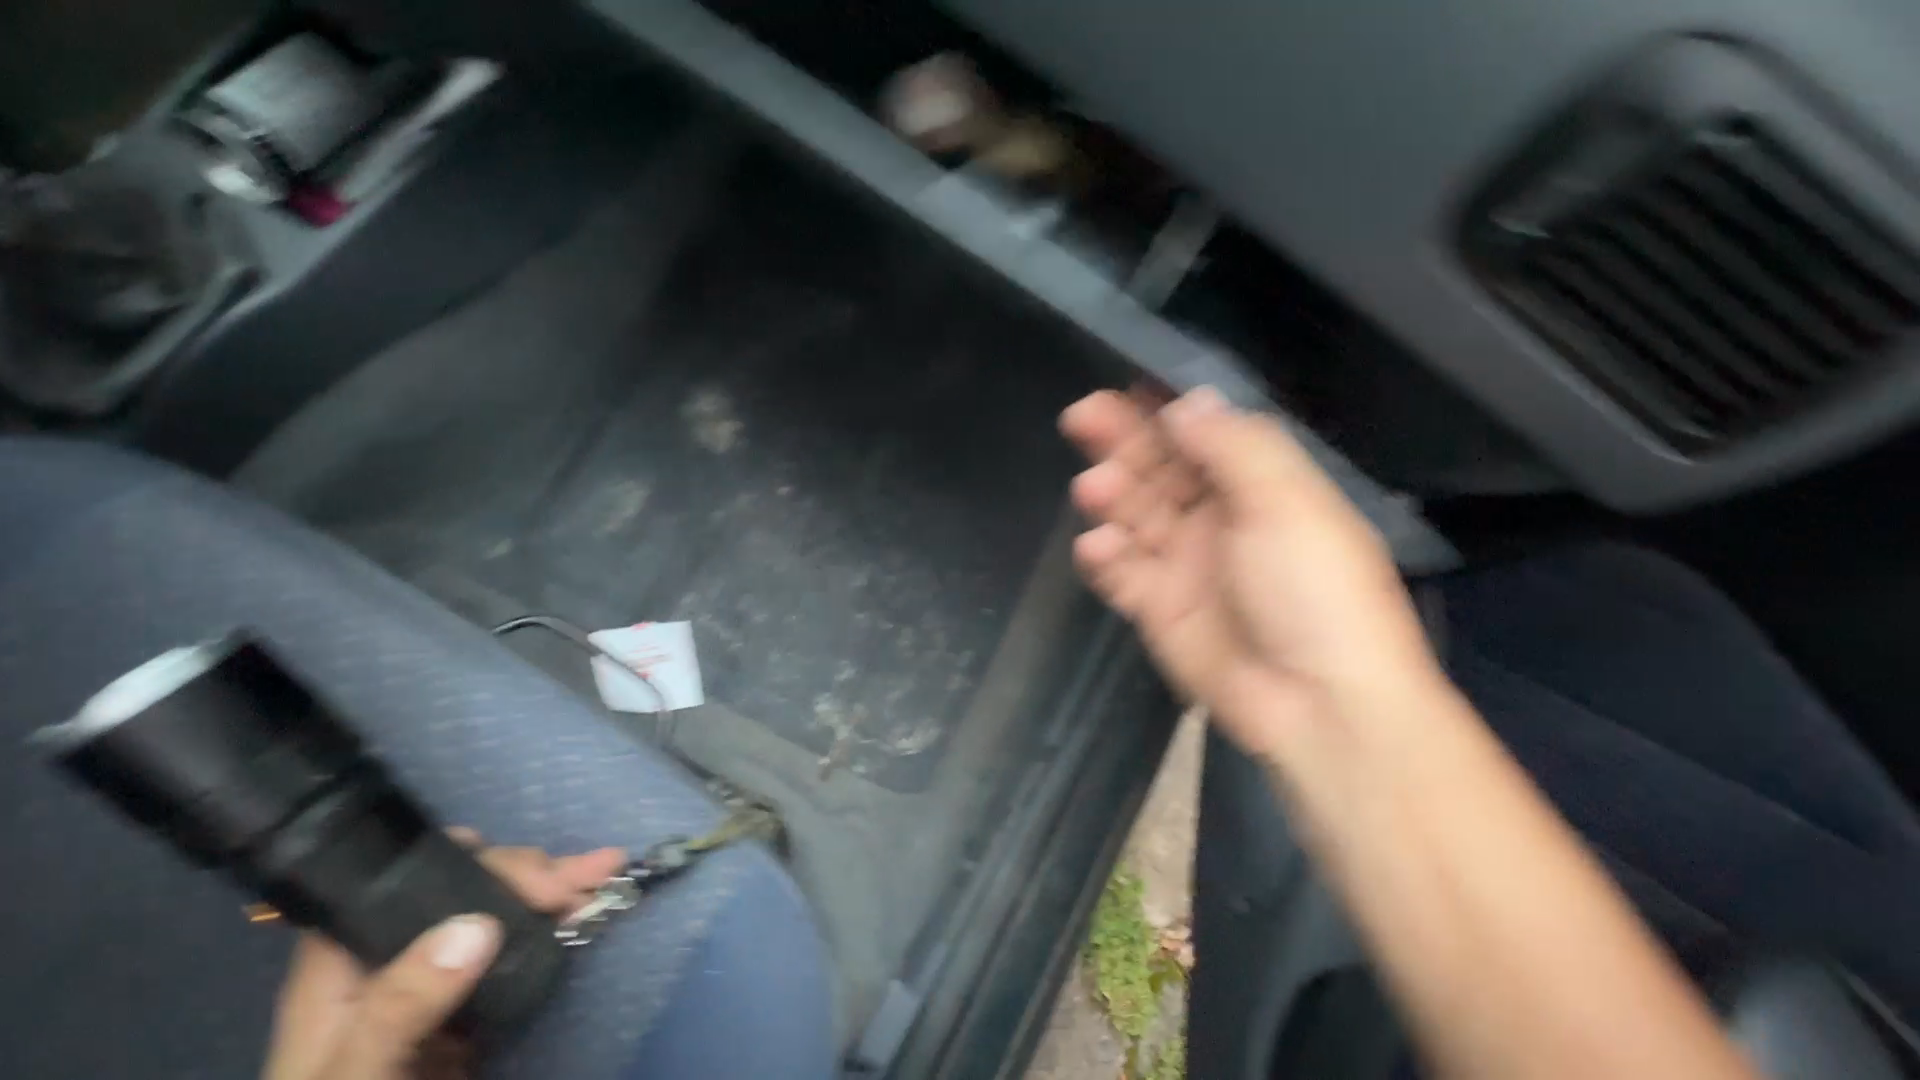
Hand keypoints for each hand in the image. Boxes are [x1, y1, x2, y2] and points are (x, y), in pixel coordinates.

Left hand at [263, 830, 625, 1079]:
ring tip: (607, 871)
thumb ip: (403, 1006)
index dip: (468, 860)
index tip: (530, 870)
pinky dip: (552, 930)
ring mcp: (434, 988)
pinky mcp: (467, 1014)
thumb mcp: (358, 1075)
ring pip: (497, 917)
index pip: (407, 883)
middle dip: (531, 874)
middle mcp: (394, 963)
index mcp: (348, 967)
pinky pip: (513, 956)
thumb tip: (477, 924)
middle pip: (465, 892)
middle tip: (593, 872)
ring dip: (552, 891)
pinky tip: (586, 913)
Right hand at [1061, 387, 1443, 773]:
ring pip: (1134, 515)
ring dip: (1110, 494)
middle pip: (1160, 469)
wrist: (1318, 705)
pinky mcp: (1158, 609)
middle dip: (1123, 441)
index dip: (1166, 411)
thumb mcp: (1287, 502)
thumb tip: (1188, 402)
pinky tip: (1099, 547)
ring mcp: (1186, 566)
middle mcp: (1220, 520)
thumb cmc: (1314, 590)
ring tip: (1094, 489)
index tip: (1126, 386)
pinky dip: (1104, 557)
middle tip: (1083, 417)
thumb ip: (1234, 447)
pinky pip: (1121, 573)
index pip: (1204, 436)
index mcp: (1261, 488)